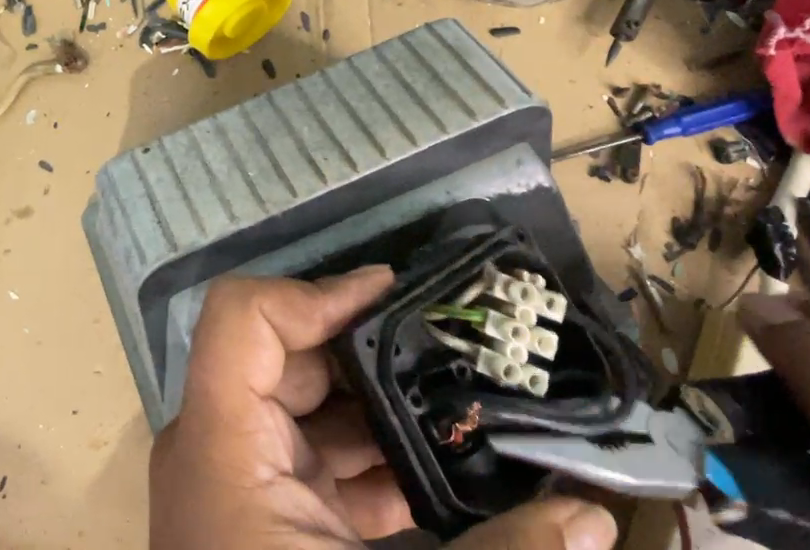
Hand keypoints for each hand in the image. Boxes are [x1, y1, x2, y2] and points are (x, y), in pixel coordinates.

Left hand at [150, 267, 619, 549]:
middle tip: (458, 351)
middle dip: (372, 351)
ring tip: (467, 409)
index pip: (245, 317)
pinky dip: (370, 464)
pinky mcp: (260, 518)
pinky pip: (313, 464)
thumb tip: (593, 520)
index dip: (317, 290)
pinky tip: (441, 483)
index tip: (396, 290)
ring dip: (382, 411)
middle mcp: (216, 447)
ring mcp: (235, 483)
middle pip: (287, 356)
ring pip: (306, 411)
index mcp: (221, 445)